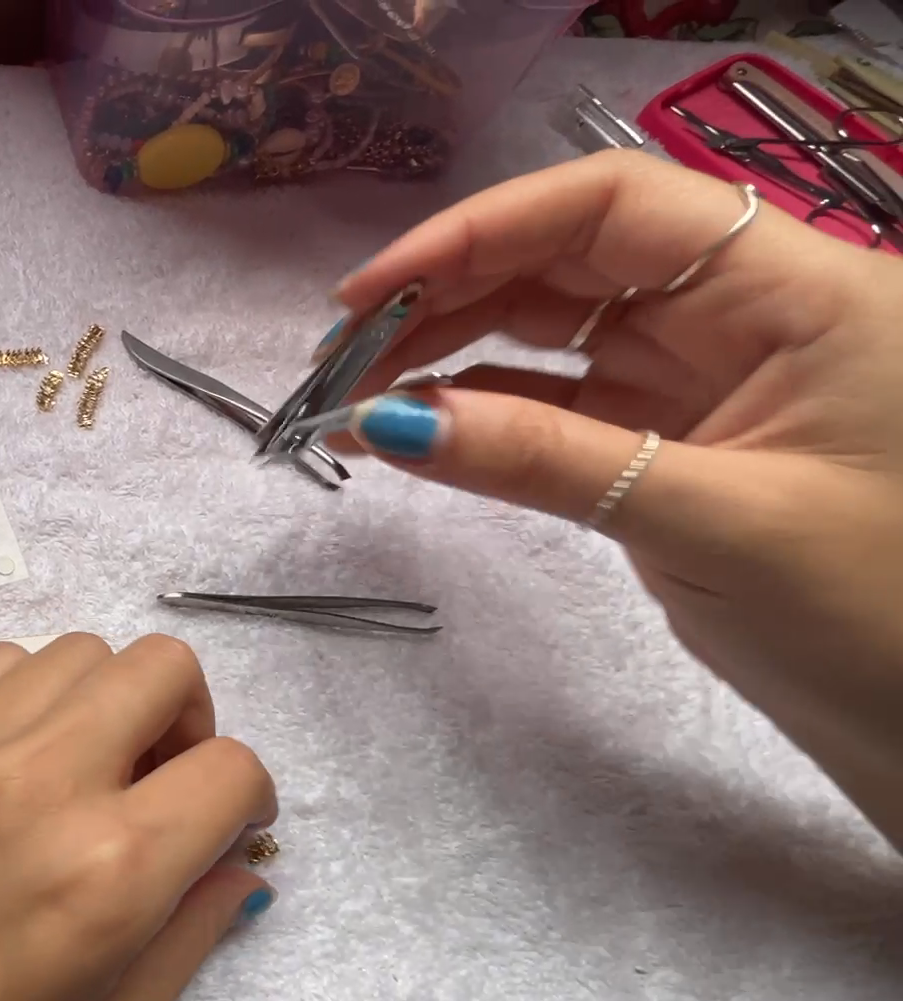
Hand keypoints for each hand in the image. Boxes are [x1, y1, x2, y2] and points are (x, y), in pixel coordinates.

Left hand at [0, 634, 277, 1000]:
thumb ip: (191, 935)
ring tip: (87, 765)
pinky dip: (34, 692)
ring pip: (82, 650)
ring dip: (109, 699)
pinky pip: (2, 661)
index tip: (223, 825)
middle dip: (188, 718)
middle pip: (162, 666)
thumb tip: (241, 862)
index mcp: (107, 871)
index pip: (232, 769)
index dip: (247, 798)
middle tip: (160, 780)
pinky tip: (20, 753)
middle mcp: (42, 781)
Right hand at [332, 150, 902, 849]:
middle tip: (333, 359)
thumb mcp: (705, 517)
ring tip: (344, 402)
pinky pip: (534, 403)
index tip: (365, 294)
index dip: (473, 233)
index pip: (606, 209)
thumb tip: (380, 423)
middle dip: (433, 300)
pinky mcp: (642, 437)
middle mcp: (729, 313)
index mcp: (788, 291)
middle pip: (552, 264)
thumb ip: (538, 459)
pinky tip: (397, 433)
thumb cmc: (884, 610)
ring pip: (531, 333)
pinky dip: (459, 413)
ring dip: (431, 357)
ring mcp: (680, 377)